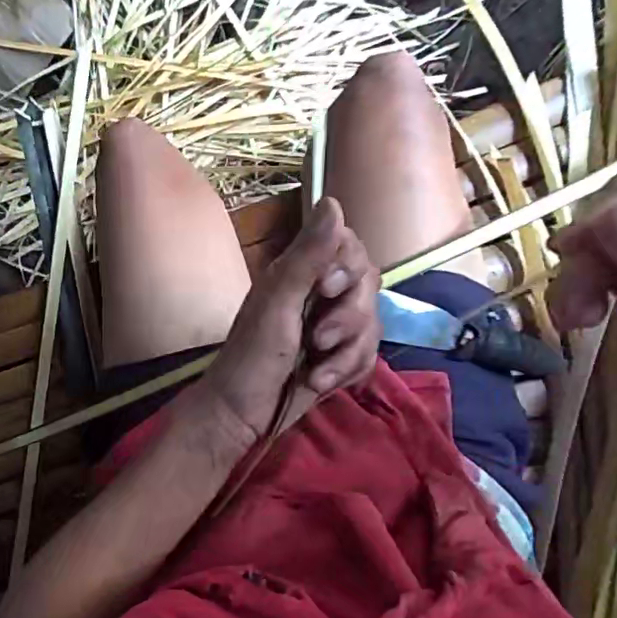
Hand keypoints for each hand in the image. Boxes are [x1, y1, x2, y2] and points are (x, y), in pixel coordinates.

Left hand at [188, 196, 380, 450]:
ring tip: (313, 371)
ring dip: (345, 353)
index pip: (350, 246)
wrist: (243, 416)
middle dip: (349, 319)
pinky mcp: (342, 357)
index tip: (325, 288)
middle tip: (317, 339)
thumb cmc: (251, 356)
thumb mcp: (278, 302)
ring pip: (373, 324)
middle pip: (369, 285)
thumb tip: (332, 201)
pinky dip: (346, 372)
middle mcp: (321, 293)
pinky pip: (369, 354)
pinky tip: (320, 383)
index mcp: (300, 272)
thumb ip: (307, 256)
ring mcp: (334, 326)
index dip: (348, 267)